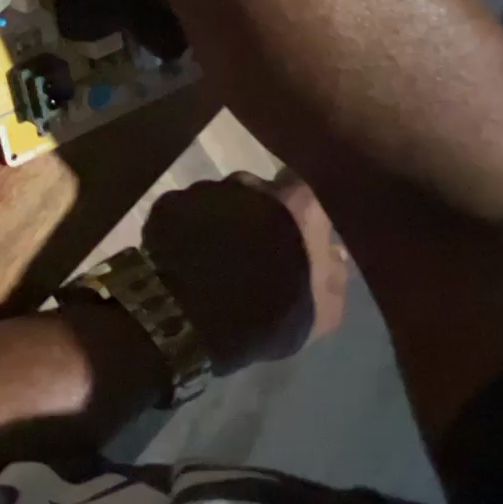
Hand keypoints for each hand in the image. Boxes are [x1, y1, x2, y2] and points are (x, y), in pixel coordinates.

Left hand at [142, 172, 348, 374]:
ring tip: (216, 252)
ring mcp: (203, 190)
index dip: (297, 204)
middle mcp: (247, 185)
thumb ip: (334, 272)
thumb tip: (332, 250)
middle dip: (255, 211)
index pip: (301, 186)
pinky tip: (187, 251)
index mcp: (294, 204)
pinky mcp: (168, 202)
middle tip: (252, 244)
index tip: (295, 223)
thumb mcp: (325, 308)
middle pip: (255, 190)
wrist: (195, 318)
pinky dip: (188, 224)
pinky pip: (185, 208)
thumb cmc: (271, 315)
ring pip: (218, 198)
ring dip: (220, 217)